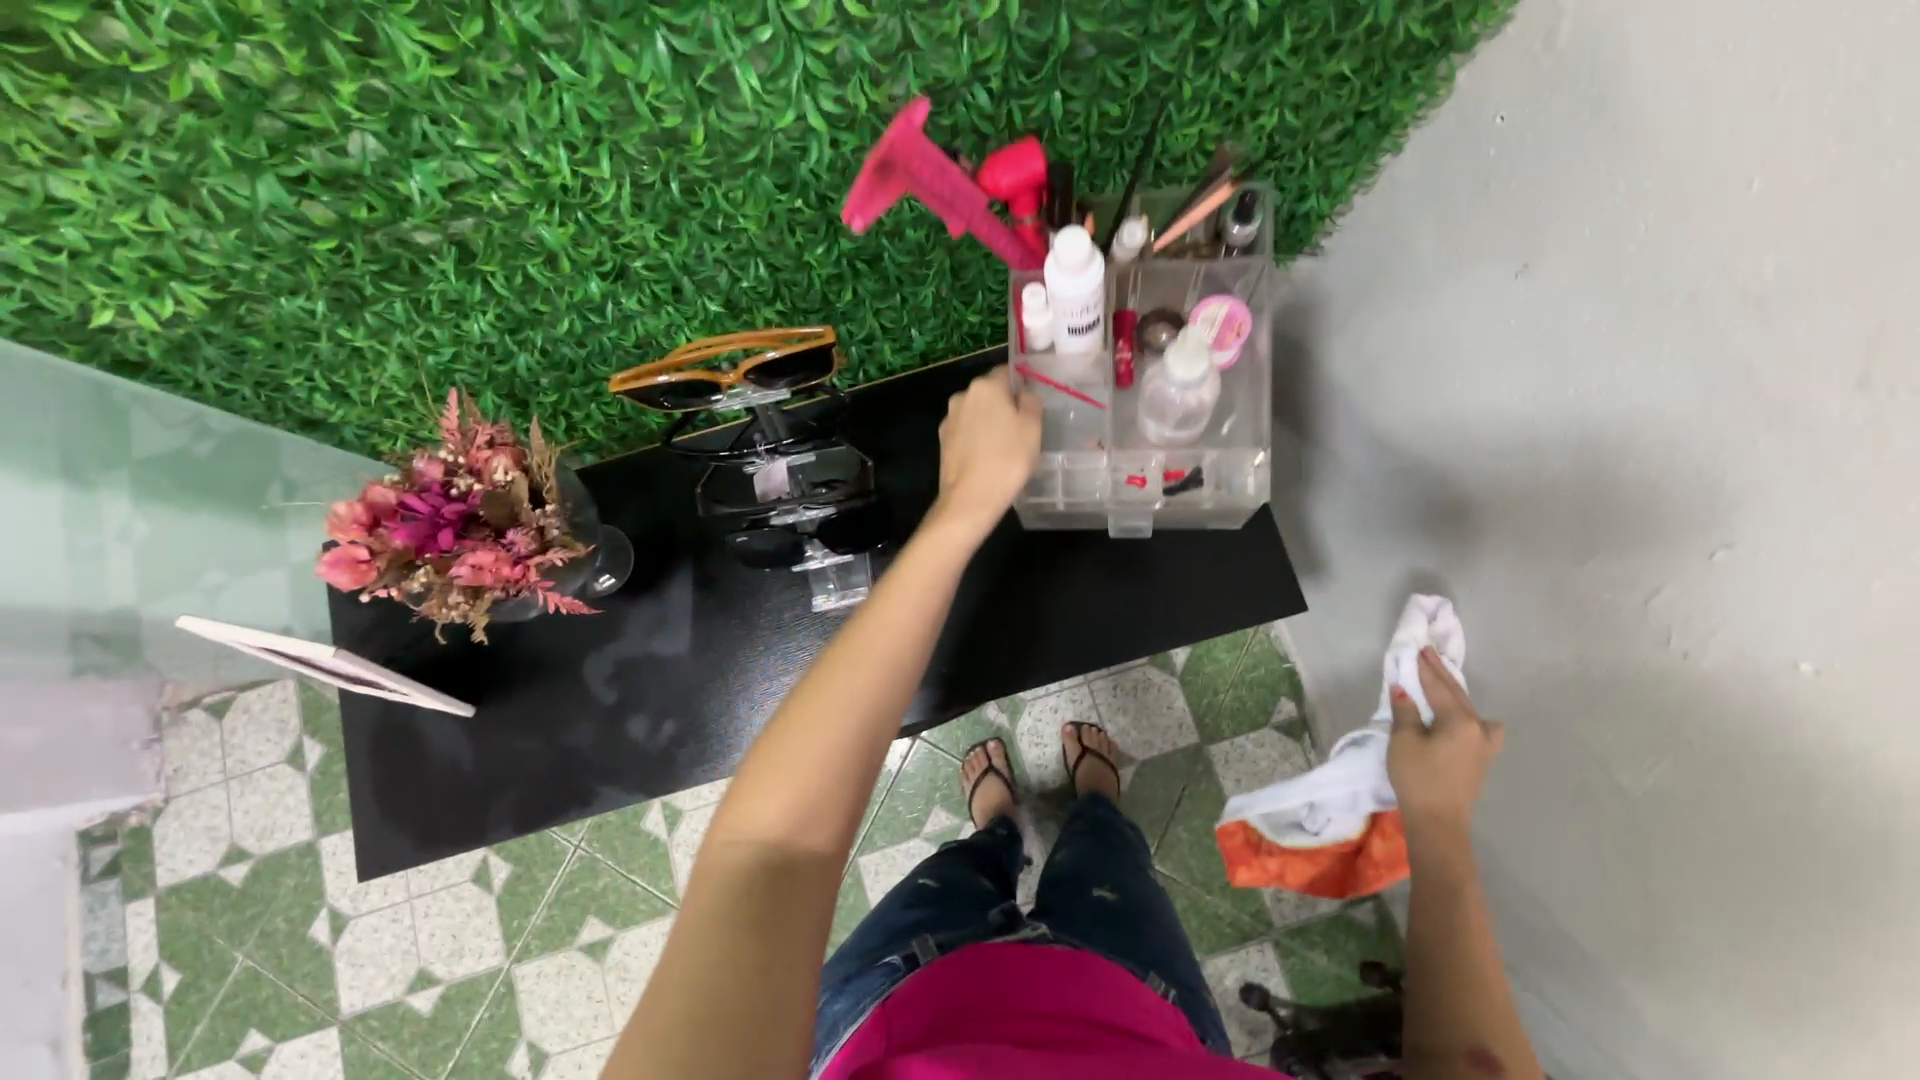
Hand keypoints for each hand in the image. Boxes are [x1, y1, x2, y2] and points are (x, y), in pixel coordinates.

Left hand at [927, 366, 1041, 539]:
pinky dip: (975, 438)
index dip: (1020, 385)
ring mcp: (949, 418)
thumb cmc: (1008, 458)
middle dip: (1003, 405)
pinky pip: (965, 431)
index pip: (1006, 372)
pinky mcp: (942, 441)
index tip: (1030, 406)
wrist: (971, 497)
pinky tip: (986, 457)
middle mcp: (962, 396)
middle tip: (1020, 429)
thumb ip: (1031, 401)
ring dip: (988, 422)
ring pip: (975, 413)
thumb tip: (1023, 394)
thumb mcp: (1033, 427)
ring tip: (1003, 447)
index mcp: (986, 386)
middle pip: (989, 393)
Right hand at [1387, 646, 1503, 831]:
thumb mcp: (1404, 741)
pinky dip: (1468, 714)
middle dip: (1441, 674)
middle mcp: (1478, 727)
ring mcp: (1484, 744)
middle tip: (1428, 654)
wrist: (1438, 820)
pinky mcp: (1481, 757)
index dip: (1425, 668)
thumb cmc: (1418, 777)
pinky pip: (1478, 725)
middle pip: (1457, 694)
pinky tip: (1465, 719)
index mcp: (1460, 720)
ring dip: (1454, 693)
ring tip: (1441, 682)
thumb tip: (1403, 689)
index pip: (1438, 687)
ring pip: (1469, 708)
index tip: (1417, 649)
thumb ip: (1405, 711)